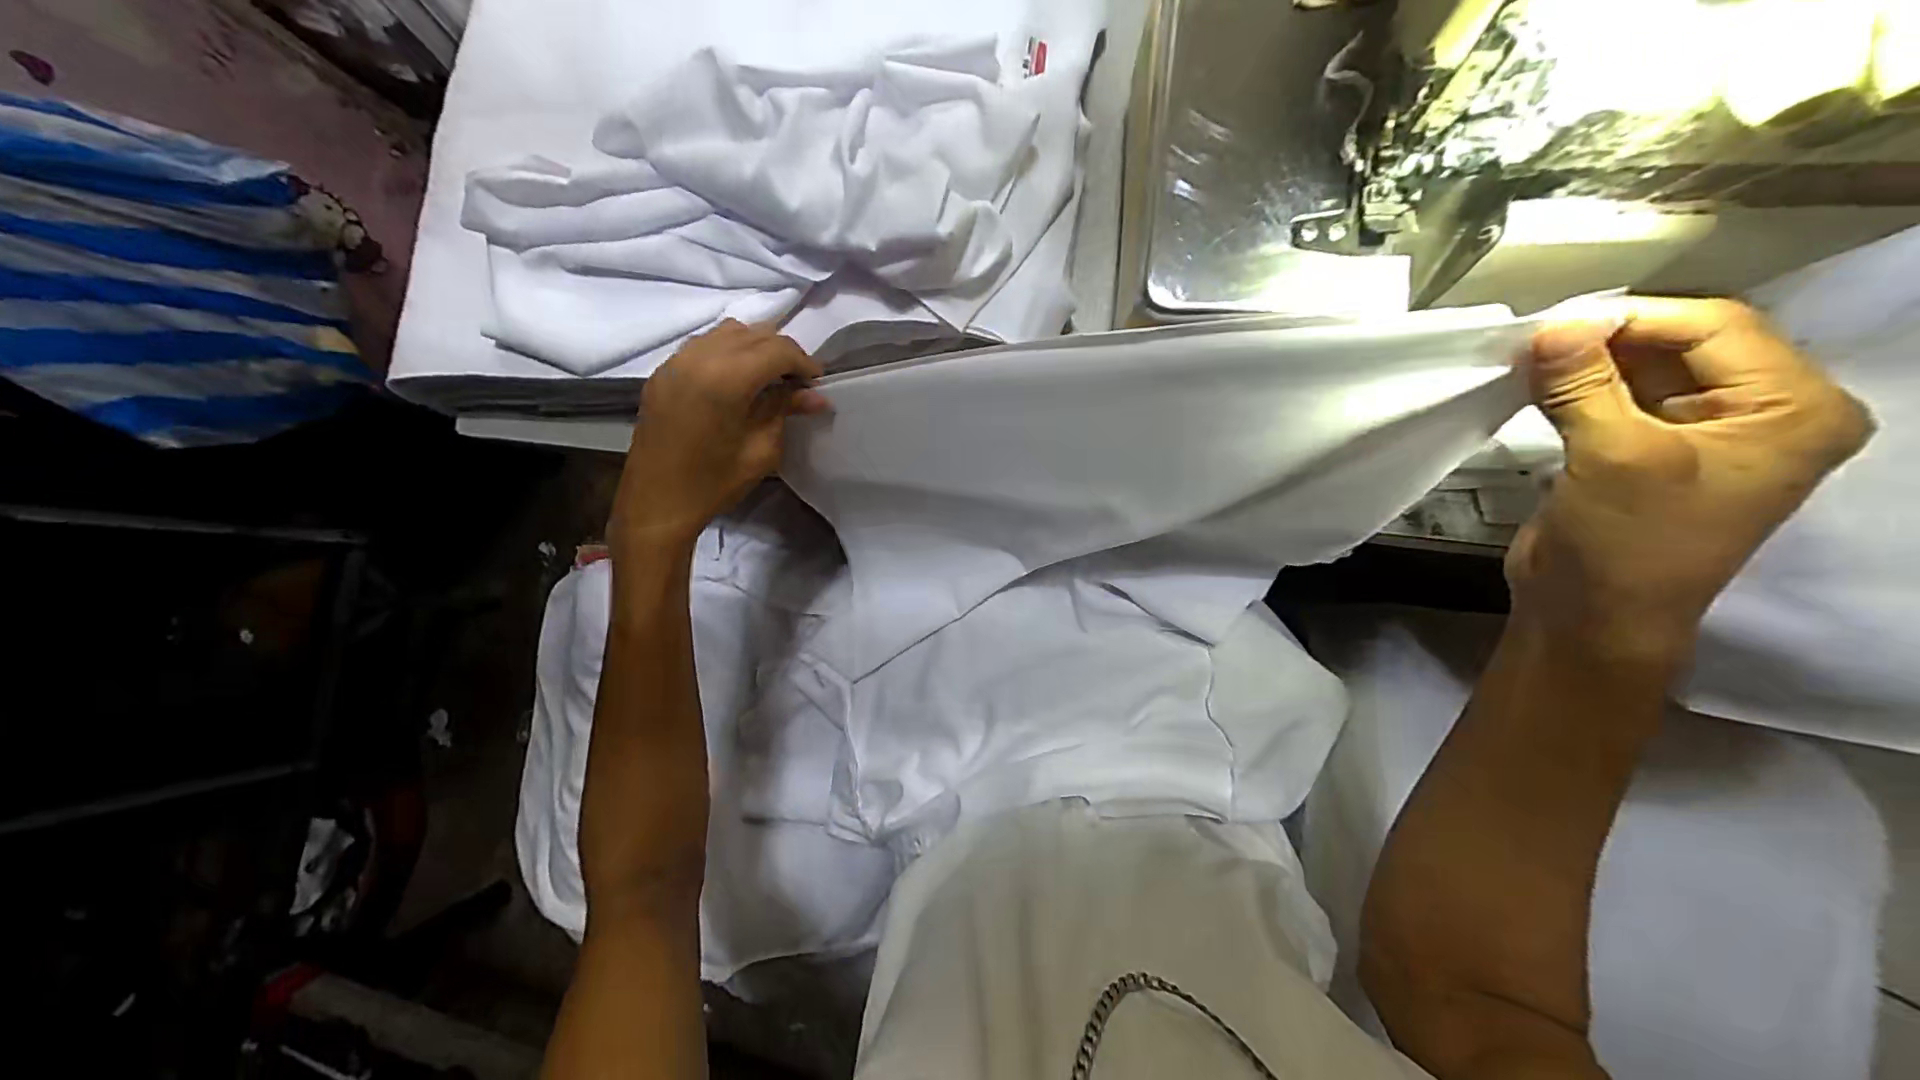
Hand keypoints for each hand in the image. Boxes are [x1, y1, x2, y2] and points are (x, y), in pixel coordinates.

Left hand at [608, 320, 826, 552]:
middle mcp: (699, 358)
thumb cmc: (714, 483)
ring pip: (728, 332)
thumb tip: (815, 396)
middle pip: (755, 334)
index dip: (804, 362)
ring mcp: (677, 361)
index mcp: (726, 378)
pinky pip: (704, 344)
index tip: (817, 383)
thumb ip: (784, 411)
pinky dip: (728, 351)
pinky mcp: (664, 372)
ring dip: (755, 346)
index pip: (778, 349)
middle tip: (797, 382)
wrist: (656, 502)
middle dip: (783, 352)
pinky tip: (738, 378)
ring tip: (769, 376)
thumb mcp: (761, 450)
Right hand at [1511, 297, 1871, 658]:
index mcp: (1791, 410)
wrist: (1591, 618)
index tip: (1555, 322)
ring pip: (1643, 370)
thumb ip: (1584, 385)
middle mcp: (1758, 414)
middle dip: (1607, 339)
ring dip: (1585, 363)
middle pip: (1682, 345)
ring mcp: (1699, 433)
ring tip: (1529, 358)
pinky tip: (1537, 383)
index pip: (1718, 329)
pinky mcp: (1644, 451)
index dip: (1635, 319)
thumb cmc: (1630, 543)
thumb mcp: (1614, 457)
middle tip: (1536, 338)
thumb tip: (1551, 327)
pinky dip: (1576, 388)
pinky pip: (1616, 400)